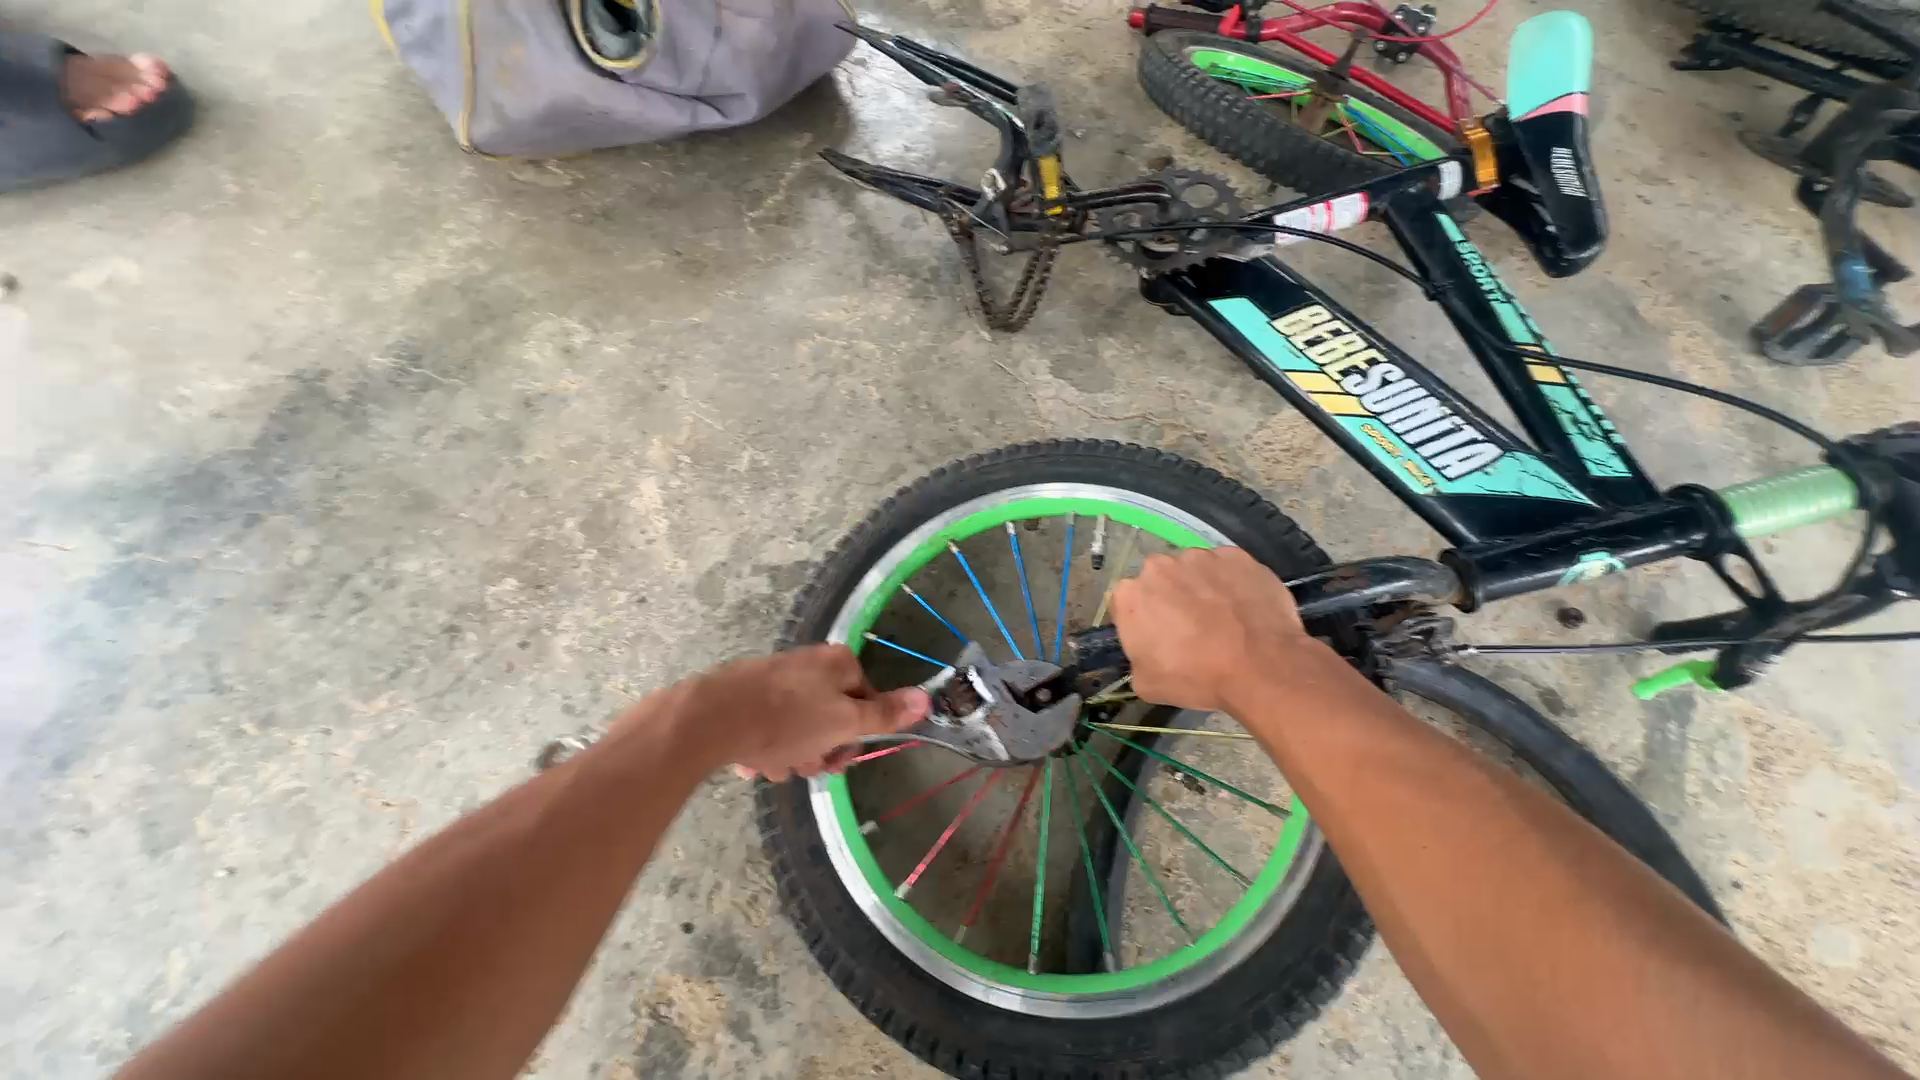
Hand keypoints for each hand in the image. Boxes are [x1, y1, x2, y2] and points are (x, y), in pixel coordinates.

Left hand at [665, 645, 928, 780]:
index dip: (854, 736)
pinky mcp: (747, 694)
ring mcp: (776, 677)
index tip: (836, 757)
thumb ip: (884, 715)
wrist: (711, 718)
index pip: (865, 703)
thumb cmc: (787, 720)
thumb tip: (928, 698)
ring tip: (771, 765)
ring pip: (798, 727)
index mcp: (838, 663)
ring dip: (791, 754)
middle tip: (802, 764)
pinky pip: (768, 726)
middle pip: (831, 717)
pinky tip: (750, 761)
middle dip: (819, 749)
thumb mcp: (844, 723)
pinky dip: (764, 746)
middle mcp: (809, 663)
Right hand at [1110, 547, 1320, 711]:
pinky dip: (1231, 583)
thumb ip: (1137, 657)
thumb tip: (1148, 651)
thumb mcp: (1146, 684)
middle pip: (1160, 580)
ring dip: (1201, 588)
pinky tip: (1243, 607)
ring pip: (1194, 570)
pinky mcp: (1236, 556)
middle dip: (1170, 598)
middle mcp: (1159, 566)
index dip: (1143, 622)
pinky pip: (1227, 568)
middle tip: (1191, 628)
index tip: (1158, 638)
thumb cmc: (1196, 677)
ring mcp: (1200, 557)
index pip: (1127, 604)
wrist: (1260, 666)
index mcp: (1130, 595)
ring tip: (1223, 618)